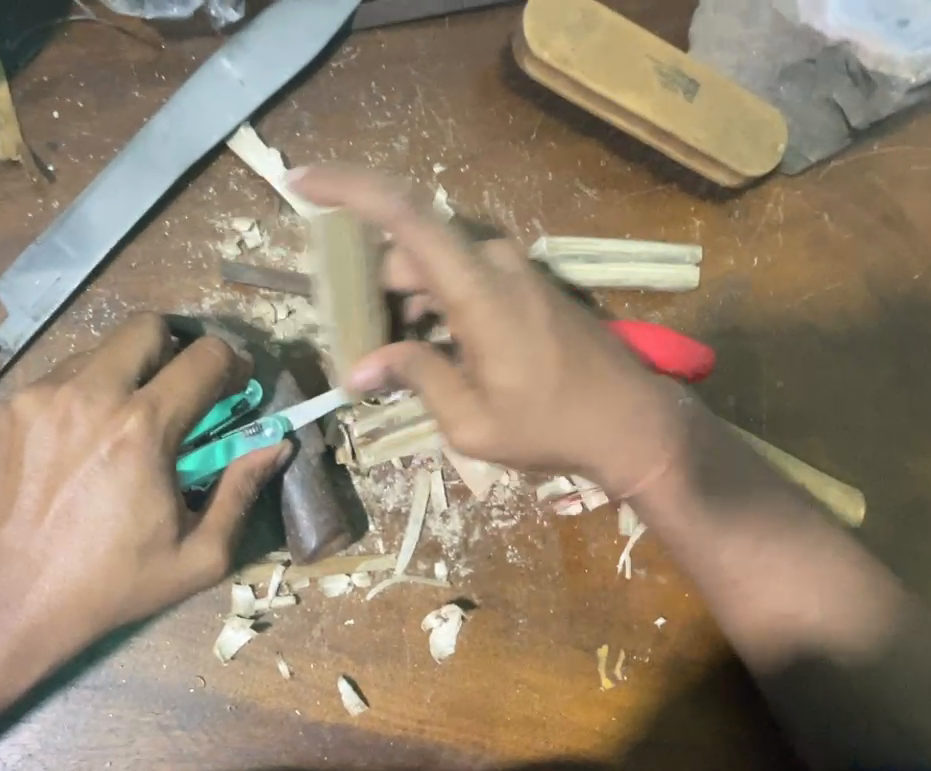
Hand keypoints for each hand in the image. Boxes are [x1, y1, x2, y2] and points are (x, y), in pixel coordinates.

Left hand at [0, 315, 288, 679]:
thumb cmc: (114, 584)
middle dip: (176, 349)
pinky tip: (81, 444)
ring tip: (126, 425)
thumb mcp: (199, 555)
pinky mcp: (6, 409)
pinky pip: (58, 379)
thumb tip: (275, 445)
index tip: (235, 383)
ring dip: (126, 374)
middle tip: (181, 390)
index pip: (204, 357)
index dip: (232, 363)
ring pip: (99, 351)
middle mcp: (88, 395)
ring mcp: (39, 397)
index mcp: (142, 429)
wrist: (14, 598)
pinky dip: (83, 397)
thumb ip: (242, 490)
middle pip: (146, 327)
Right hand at [289, 165, 692, 496]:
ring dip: (405, 298)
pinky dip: (435, 301)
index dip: (347, 189)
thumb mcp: (470, 421)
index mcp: (478, 291)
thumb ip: (416, 378)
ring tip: (393, 357)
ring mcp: (516, 270)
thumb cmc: (549, 428)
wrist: (630, 423)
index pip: (404, 215)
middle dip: (373, 285)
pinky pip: (465, 276)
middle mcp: (496, 263)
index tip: (300, 182)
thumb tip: (359, 369)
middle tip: (356, 341)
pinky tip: (430, 347)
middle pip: (411, 249)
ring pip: (437, 263)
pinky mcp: (528, 284)